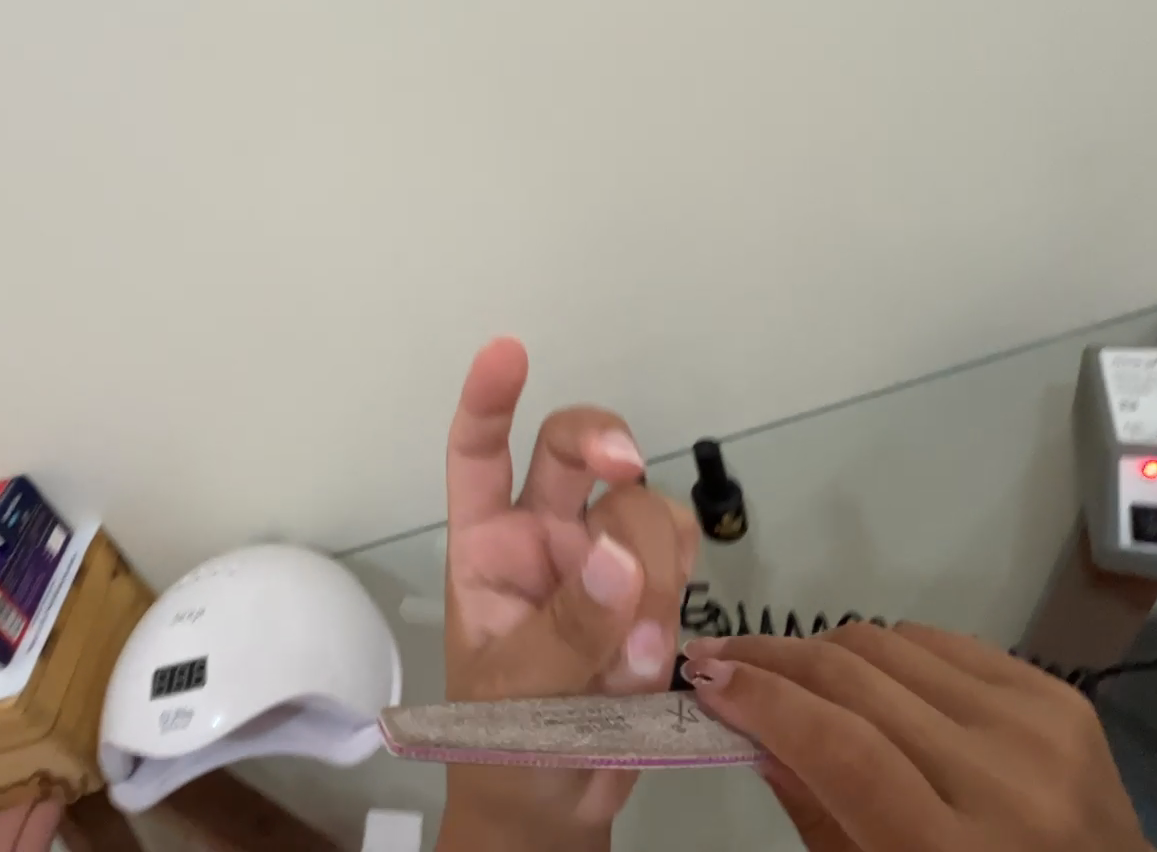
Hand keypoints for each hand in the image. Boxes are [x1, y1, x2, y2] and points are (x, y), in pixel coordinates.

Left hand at [438, 338, 696, 851]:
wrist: (557, 807)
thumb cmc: (503, 747)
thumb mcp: (519, 695)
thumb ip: (570, 627)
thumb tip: (621, 556)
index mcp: (487, 544)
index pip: (479, 453)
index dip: (489, 400)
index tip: (507, 350)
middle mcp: (544, 533)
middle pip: (575, 450)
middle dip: (603, 443)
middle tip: (623, 468)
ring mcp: (601, 556)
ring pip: (641, 506)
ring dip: (651, 563)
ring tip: (632, 654)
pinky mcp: (648, 585)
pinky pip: (677, 551)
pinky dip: (676, 590)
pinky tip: (653, 656)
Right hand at [683, 624, 1150, 851]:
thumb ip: (808, 803)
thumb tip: (740, 713)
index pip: (840, 743)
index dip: (762, 696)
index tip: (702, 673)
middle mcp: (1010, 783)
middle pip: (853, 678)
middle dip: (768, 656)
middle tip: (716, 654)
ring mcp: (1041, 729)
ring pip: (881, 642)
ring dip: (817, 649)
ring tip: (786, 669)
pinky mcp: (1057, 694)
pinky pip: (931, 638)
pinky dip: (880, 650)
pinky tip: (864, 676)